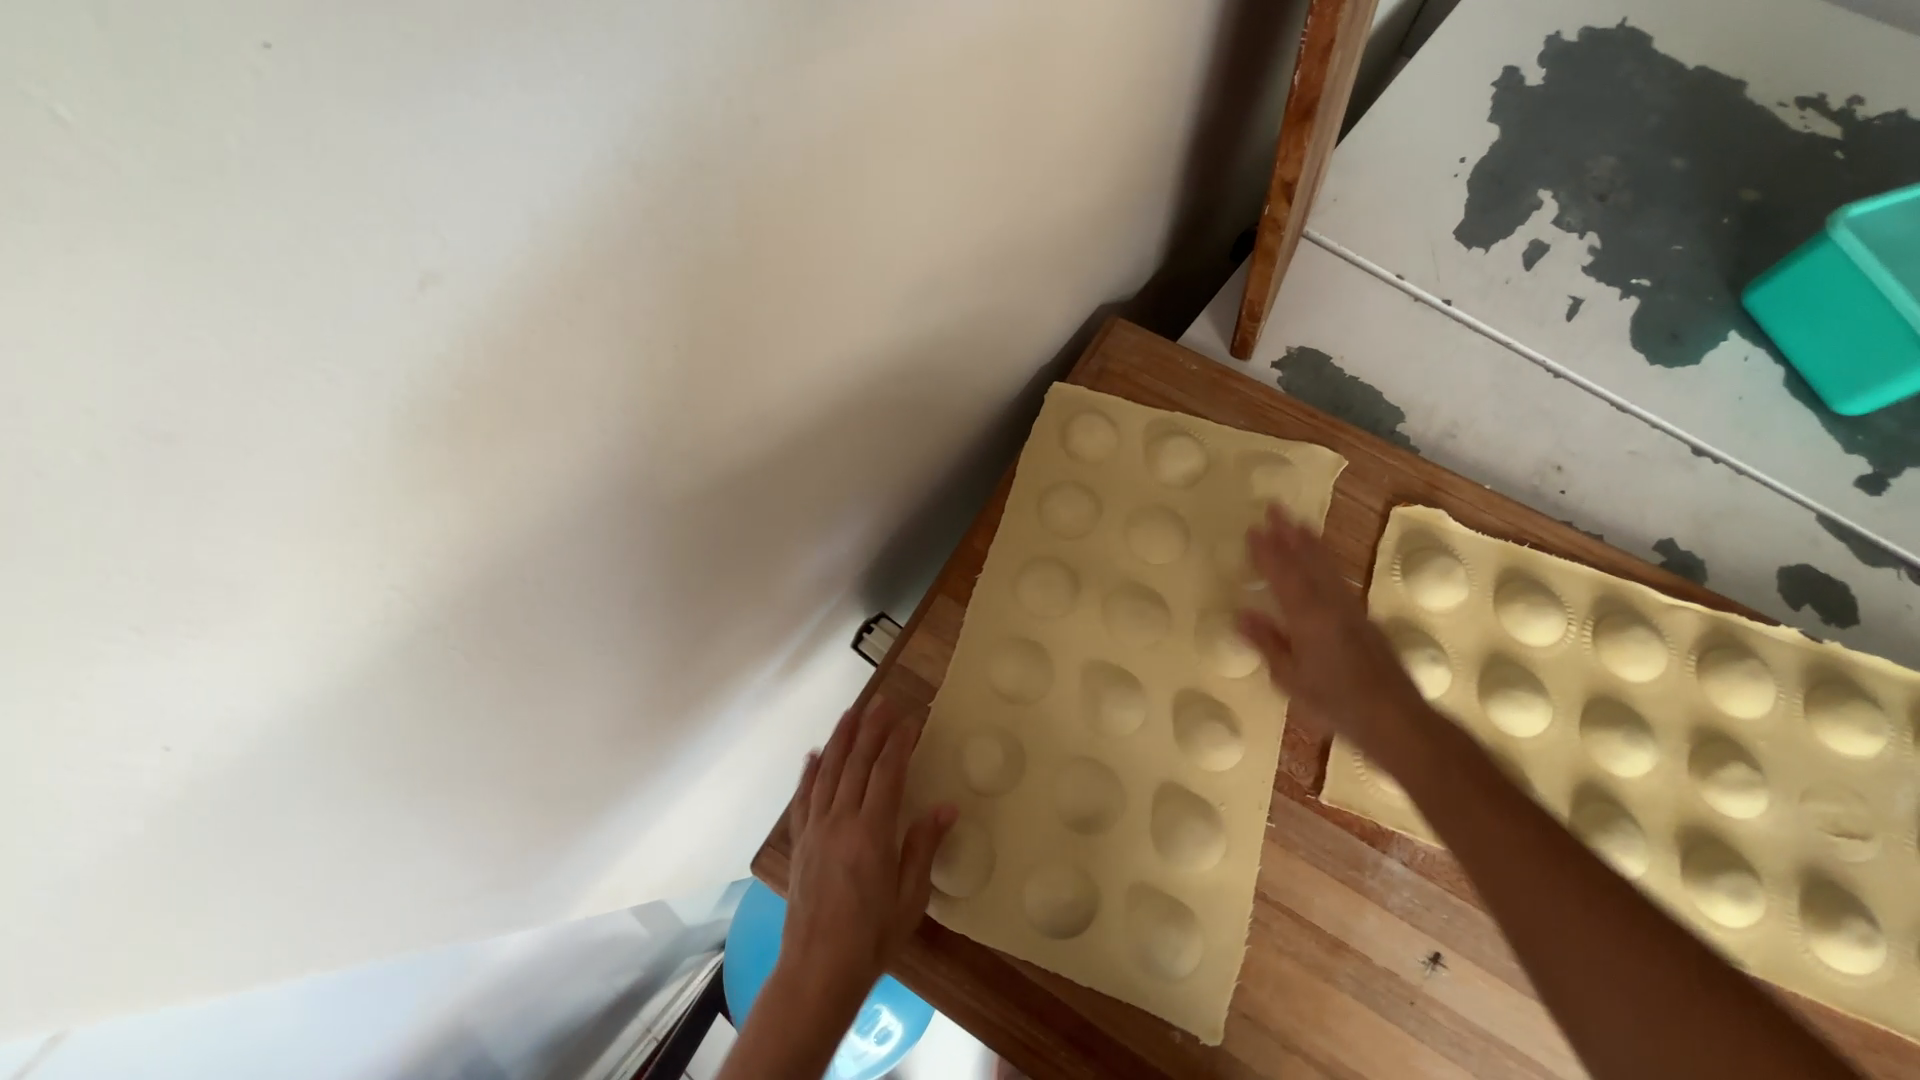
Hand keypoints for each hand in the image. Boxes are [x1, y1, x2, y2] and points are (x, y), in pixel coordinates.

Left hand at [782, 697, 955, 993]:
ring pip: (827, 772)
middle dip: (871, 728)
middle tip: (884, 701)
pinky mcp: (799, 843)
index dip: (900, 741)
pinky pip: (803, 798)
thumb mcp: (910, 898)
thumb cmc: (872, 938)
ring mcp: (814, 830)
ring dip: (841, 738)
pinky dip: (809, 772)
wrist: (817, 969)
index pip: (888, 772)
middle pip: (856, 762)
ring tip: (852, 711)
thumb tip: (945, 808)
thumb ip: (923, 847)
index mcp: (872, 832)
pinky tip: (814, 754)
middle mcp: (839, 821)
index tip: (913, 719)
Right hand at [1234, 505, 1435, 777]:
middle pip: (1307, 561)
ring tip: (1298, 523)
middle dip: (1290, 534)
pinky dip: (1325, 563)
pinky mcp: (1364, 620)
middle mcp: (1330, 605)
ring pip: (1326, 567)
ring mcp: (1351, 610)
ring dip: (1310, 543)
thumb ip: (1267, 643)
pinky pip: (1338, 579)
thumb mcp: (1290, 679)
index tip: (1253, 528)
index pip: (1283, 575)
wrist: (1395, 718)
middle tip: (1275, 506)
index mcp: (1307, 617)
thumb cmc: (1335, 703)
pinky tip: (1322, 563)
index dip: (1266, 552)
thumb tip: (1242, 614)